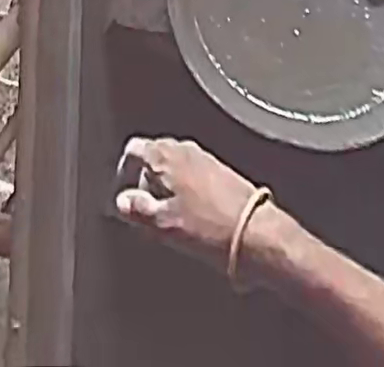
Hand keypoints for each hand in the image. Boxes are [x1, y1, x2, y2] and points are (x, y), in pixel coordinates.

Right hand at [114, 137, 264, 267]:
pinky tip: (193, 215)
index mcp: (165, 155)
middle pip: (153, 155)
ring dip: (167, 186)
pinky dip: (187, 189)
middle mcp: (185, 149)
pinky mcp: (222, 172)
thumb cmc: (213, 228)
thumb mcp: (165, 225)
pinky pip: (194, 173)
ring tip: (171, 216)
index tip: (126, 193)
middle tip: (147, 209)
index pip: (134, 148)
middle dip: (146, 179)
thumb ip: (138, 210)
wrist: (261, 235)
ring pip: (174, 165)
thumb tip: (122, 202)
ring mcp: (205, 158)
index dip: (125, 170)